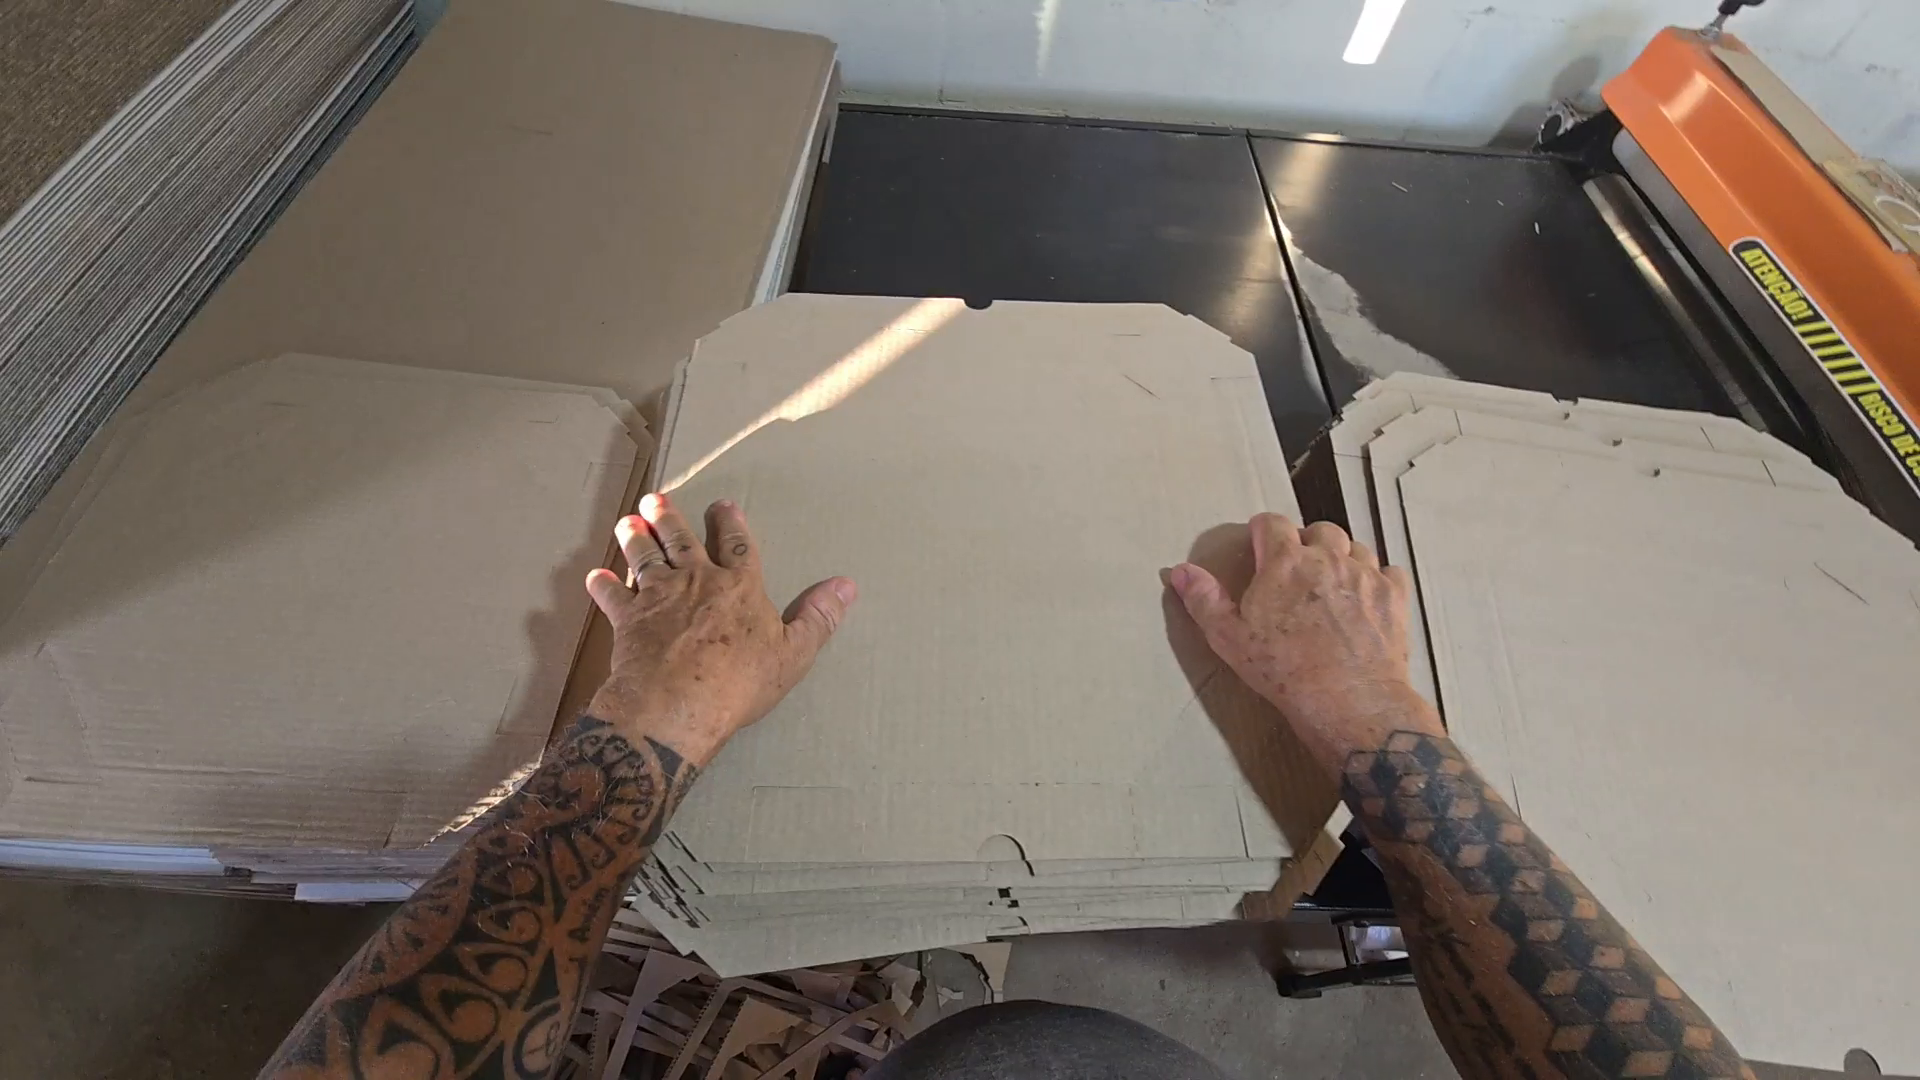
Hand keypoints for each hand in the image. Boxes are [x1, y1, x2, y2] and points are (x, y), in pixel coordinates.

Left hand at [583, 492, 855, 764]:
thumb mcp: (794, 652)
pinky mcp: (628, 621)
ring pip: (645, 558)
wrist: (677, 705)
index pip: (737, 545)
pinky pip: (613, 597)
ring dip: (635, 538)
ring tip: (628, 522)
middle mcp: (697, 581)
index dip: (730, 524)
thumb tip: (847, 585)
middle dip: (670, 519)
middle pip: (682, 541)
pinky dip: (604, 586)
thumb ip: (819, 616)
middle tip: (655, 499)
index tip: (723, 505)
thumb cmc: (741, 680)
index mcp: (739, 586)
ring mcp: (658, 598)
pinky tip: (596, 576)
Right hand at [1168, 515, 1438, 773]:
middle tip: (1296, 567)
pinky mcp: (1394, 598)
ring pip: (1356, 547)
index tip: (1258, 545)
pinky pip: (1390, 571)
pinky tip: (1365, 596)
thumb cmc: (1282, 668)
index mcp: (1284, 562)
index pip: (1273, 523)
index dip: (1263, 531)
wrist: (1347, 700)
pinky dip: (1377, 577)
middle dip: (1307, 541)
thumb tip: (1179, 571)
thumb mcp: (1228, 637)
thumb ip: (1203, 598)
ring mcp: (1366, 576)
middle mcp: (1328, 558)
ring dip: (1342, 557)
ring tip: (1330, 581)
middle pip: (1320, 530)